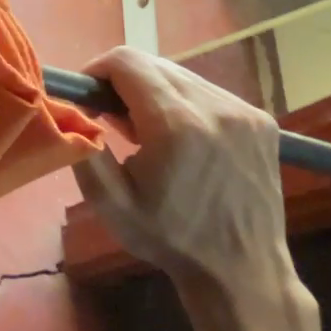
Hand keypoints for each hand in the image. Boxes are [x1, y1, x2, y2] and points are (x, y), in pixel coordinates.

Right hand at [71, 46, 290, 292]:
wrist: (242, 268)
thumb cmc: (166, 235)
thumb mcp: (107, 199)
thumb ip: (84, 145)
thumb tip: (69, 108)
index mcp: (176, 125)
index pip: (126, 62)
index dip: (95, 72)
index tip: (86, 100)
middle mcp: (216, 108)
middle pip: (152, 63)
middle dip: (121, 82)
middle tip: (111, 120)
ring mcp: (245, 112)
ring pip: (178, 74)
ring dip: (150, 91)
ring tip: (144, 131)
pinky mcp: (261, 120)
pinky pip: (206, 90)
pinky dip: (180, 101)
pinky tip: (176, 136)